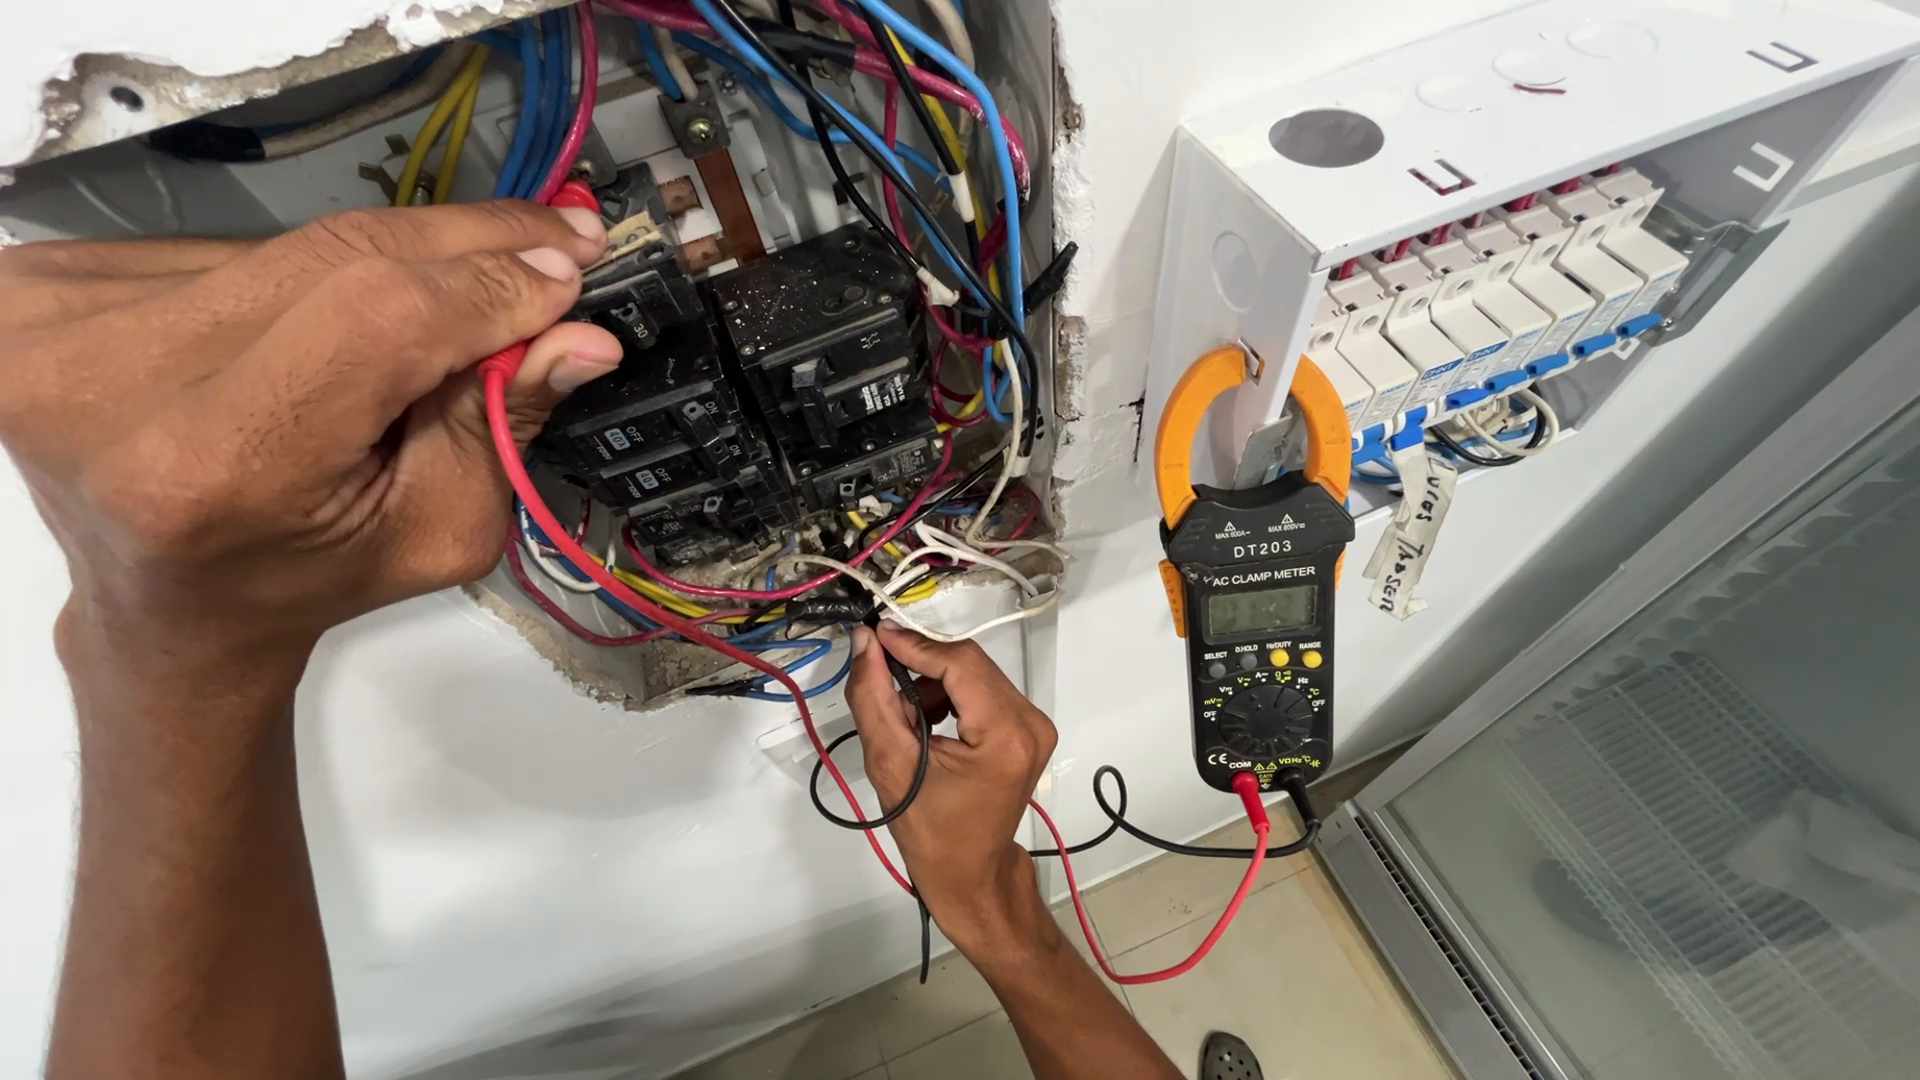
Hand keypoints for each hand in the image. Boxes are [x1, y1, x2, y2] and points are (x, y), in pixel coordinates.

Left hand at [0, 203, 621, 692]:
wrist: (172, 596)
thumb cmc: (322, 576)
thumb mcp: (448, 526)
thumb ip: (506, 425)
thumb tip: (586, 339)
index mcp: (217, 465)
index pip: (379, 319)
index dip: (489, 289)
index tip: (571, 277)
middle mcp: (105, 372)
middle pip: (341, 253)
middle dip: (477, 242)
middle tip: (565, 237)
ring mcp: (57, 311)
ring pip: (306, 242)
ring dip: (420, 257)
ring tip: (488, 283)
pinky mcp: (50, 275)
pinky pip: (257, 249)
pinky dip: (344, 270)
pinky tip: (372, 308)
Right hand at [843, 621, 1060, 959]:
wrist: (972, 874)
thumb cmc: (930, 832)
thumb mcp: (891, 765)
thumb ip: (874, 698)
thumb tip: (865, 641)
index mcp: (1006, 735)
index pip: (960, 664)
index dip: (915, 644)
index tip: (875, 634)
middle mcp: (1031, 722)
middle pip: (970, 664)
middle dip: (921, 663)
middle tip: (879, 672)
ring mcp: (1035, 724)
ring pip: (975, 673)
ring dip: (934, 681)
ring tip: (902, 713)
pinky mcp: (1029, 727)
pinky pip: (984, 690)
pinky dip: (950, 694)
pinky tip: (926, 721)